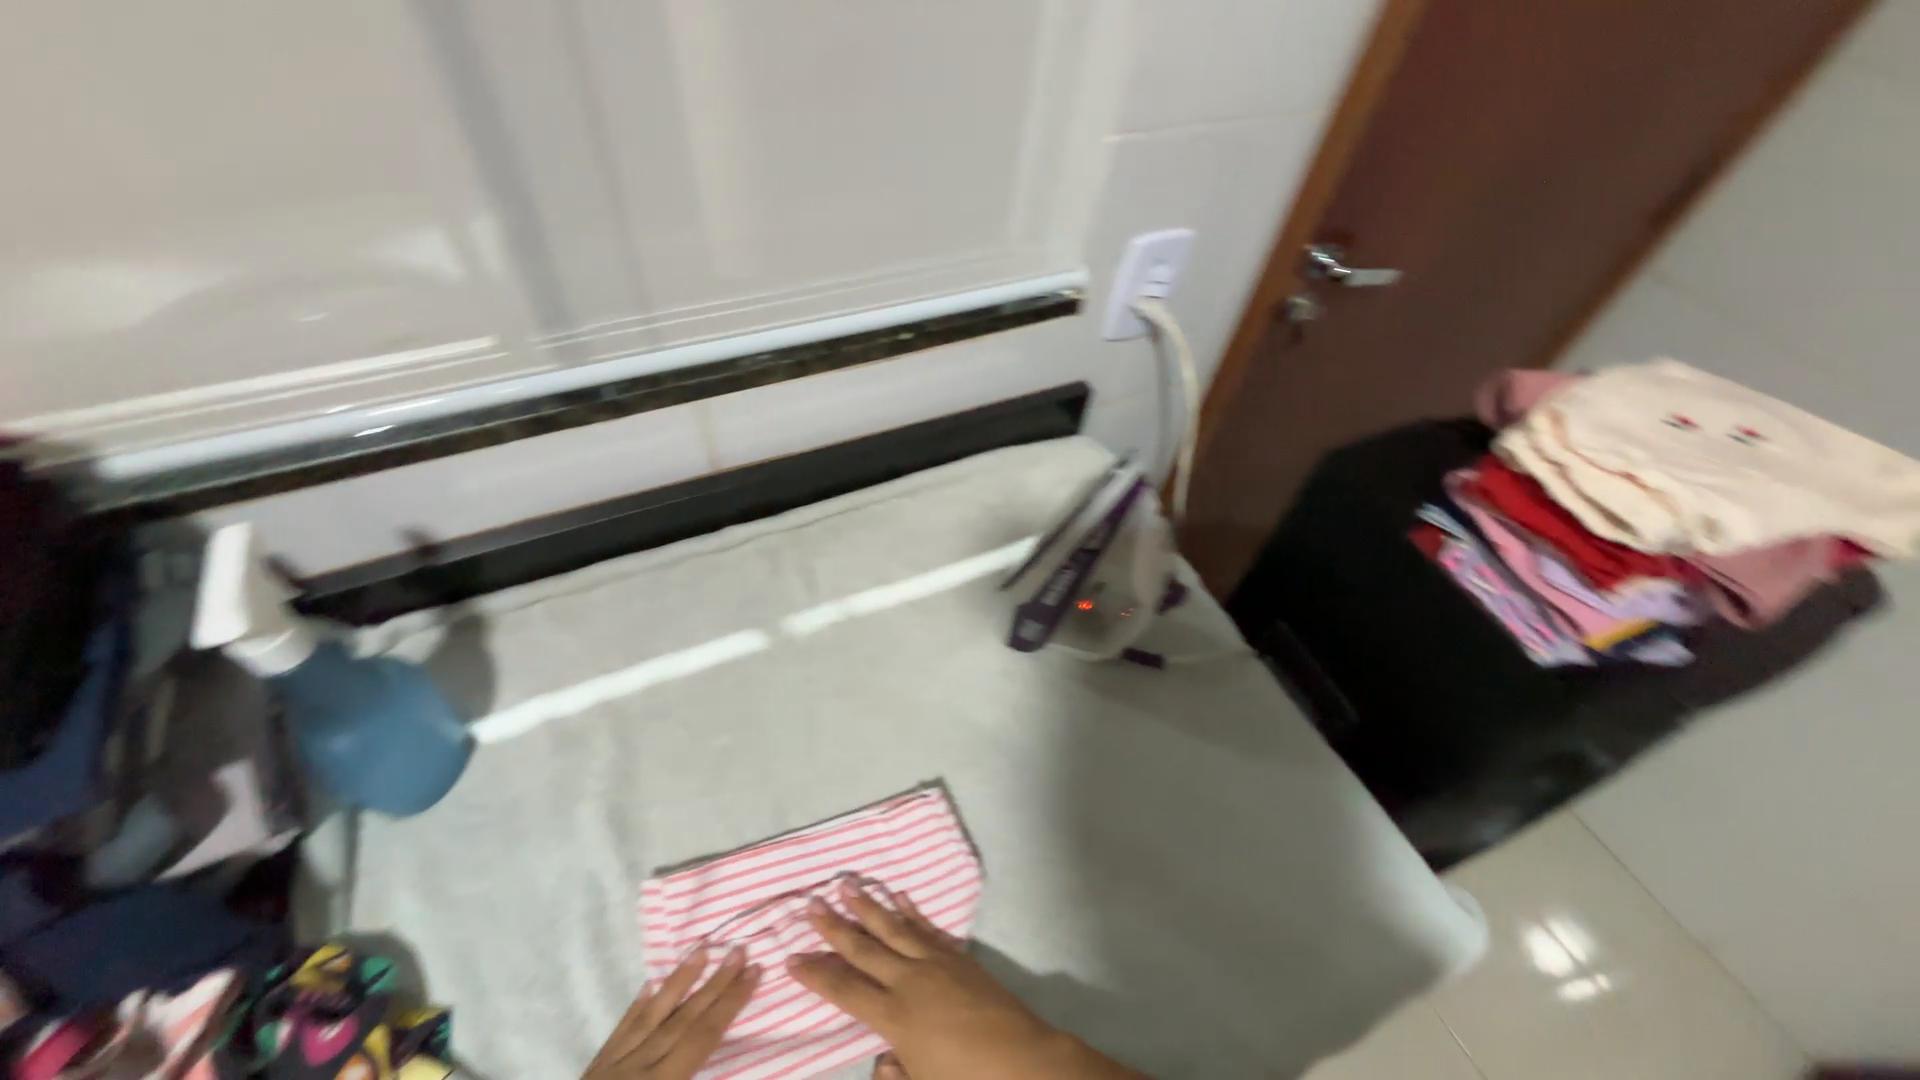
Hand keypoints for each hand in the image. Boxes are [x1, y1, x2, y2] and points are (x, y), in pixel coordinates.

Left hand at [583, 946, 759, 1079]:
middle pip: (683, 1018)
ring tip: (701, 951)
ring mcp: (613, 1068)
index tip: (755, 972)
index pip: (702, 1036)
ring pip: (652, 1016)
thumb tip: (729, 1071)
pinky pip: (619, 1033)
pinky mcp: (594, 1072)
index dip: (731, 1003)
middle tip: (740, 950)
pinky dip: (635, 1009)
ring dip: (679, 982)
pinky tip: (648, 988)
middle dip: (715, 984)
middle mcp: (638, 1069)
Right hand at [787, 880, 1147, 1079]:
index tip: (791, 957)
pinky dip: (912, 912)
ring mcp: (936, 963)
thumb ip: (892, 1074)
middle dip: (835, 928)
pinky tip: (899, 897)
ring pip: (894, 928)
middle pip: (864, 949)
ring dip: (869, 906)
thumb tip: (880, 1059)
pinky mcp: (959, 957)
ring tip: (847, 884)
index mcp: (894, 1016)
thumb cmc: (966, 1079)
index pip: (845, 991)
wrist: (1022, 1061)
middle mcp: (909, 981)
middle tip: (811, 904)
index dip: (816, 975)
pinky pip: (928, 929)